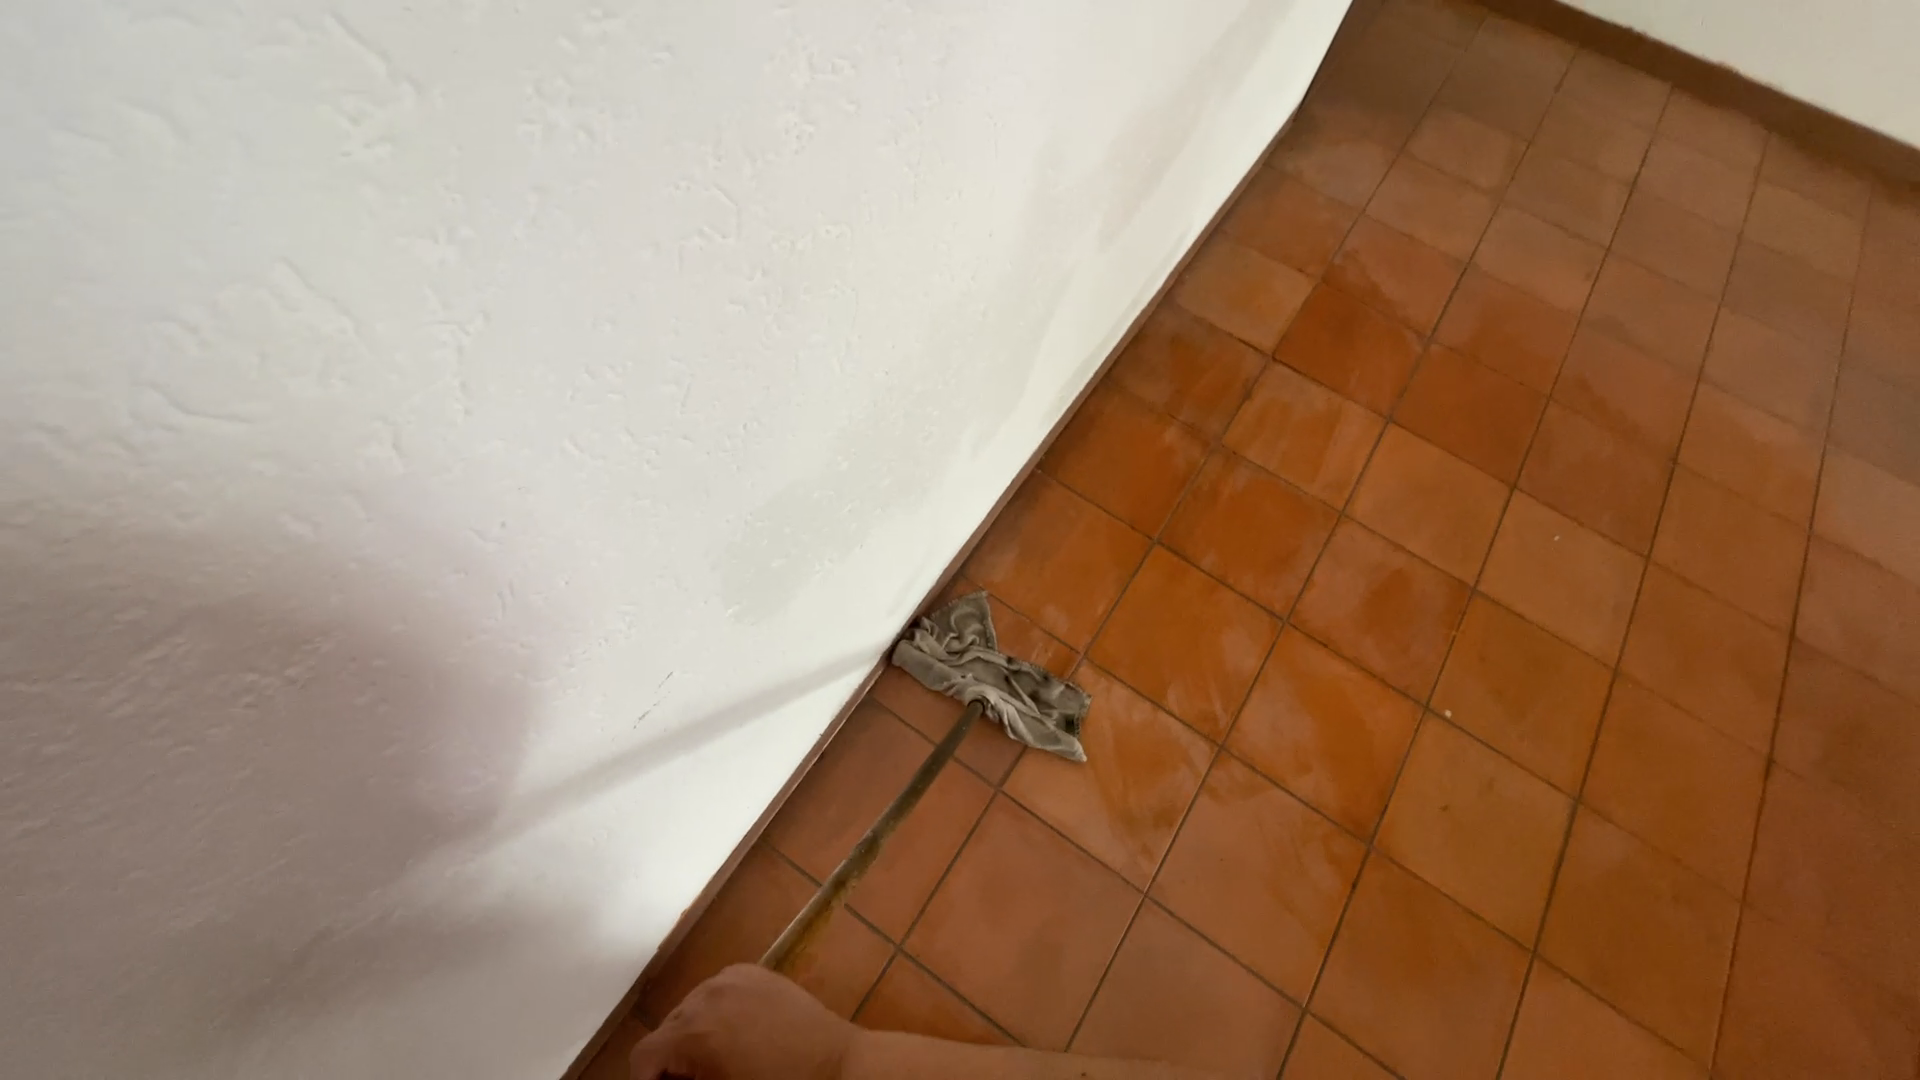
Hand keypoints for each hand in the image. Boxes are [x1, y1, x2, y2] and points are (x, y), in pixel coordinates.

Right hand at [629, 964, 855, 1079]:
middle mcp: (708, 993)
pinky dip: (717, 1012)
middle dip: (670, 1059)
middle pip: (667, 1028)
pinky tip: (736, 1036)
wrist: (833, 1066)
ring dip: (692, 1035)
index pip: (643, 1054)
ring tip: (715, 1062)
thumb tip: (666, 1077)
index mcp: (694, 1028)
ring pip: (691, 1007)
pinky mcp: (756, 972)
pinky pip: (719, 990)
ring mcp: (734, 976)